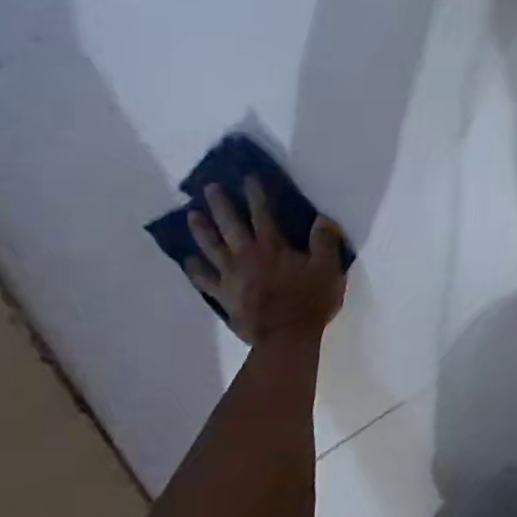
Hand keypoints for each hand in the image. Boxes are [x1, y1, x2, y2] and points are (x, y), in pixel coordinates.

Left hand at [185, 179, 346, 346]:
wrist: (286, 339)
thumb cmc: (309, 302)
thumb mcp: (327, 269)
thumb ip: (324, 241)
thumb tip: (322, 219)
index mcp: (272, 245)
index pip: (262, 212)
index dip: (256, 193)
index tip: (248, 178)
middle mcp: (246, 255)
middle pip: (229, 224)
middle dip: (220, 203)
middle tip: (209, 187)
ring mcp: (231, 276)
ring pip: (211, 248)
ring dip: (202, 230)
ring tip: (192, 215)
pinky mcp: (224, 297)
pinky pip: (205, 281)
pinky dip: (196, 270)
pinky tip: (189, 262)